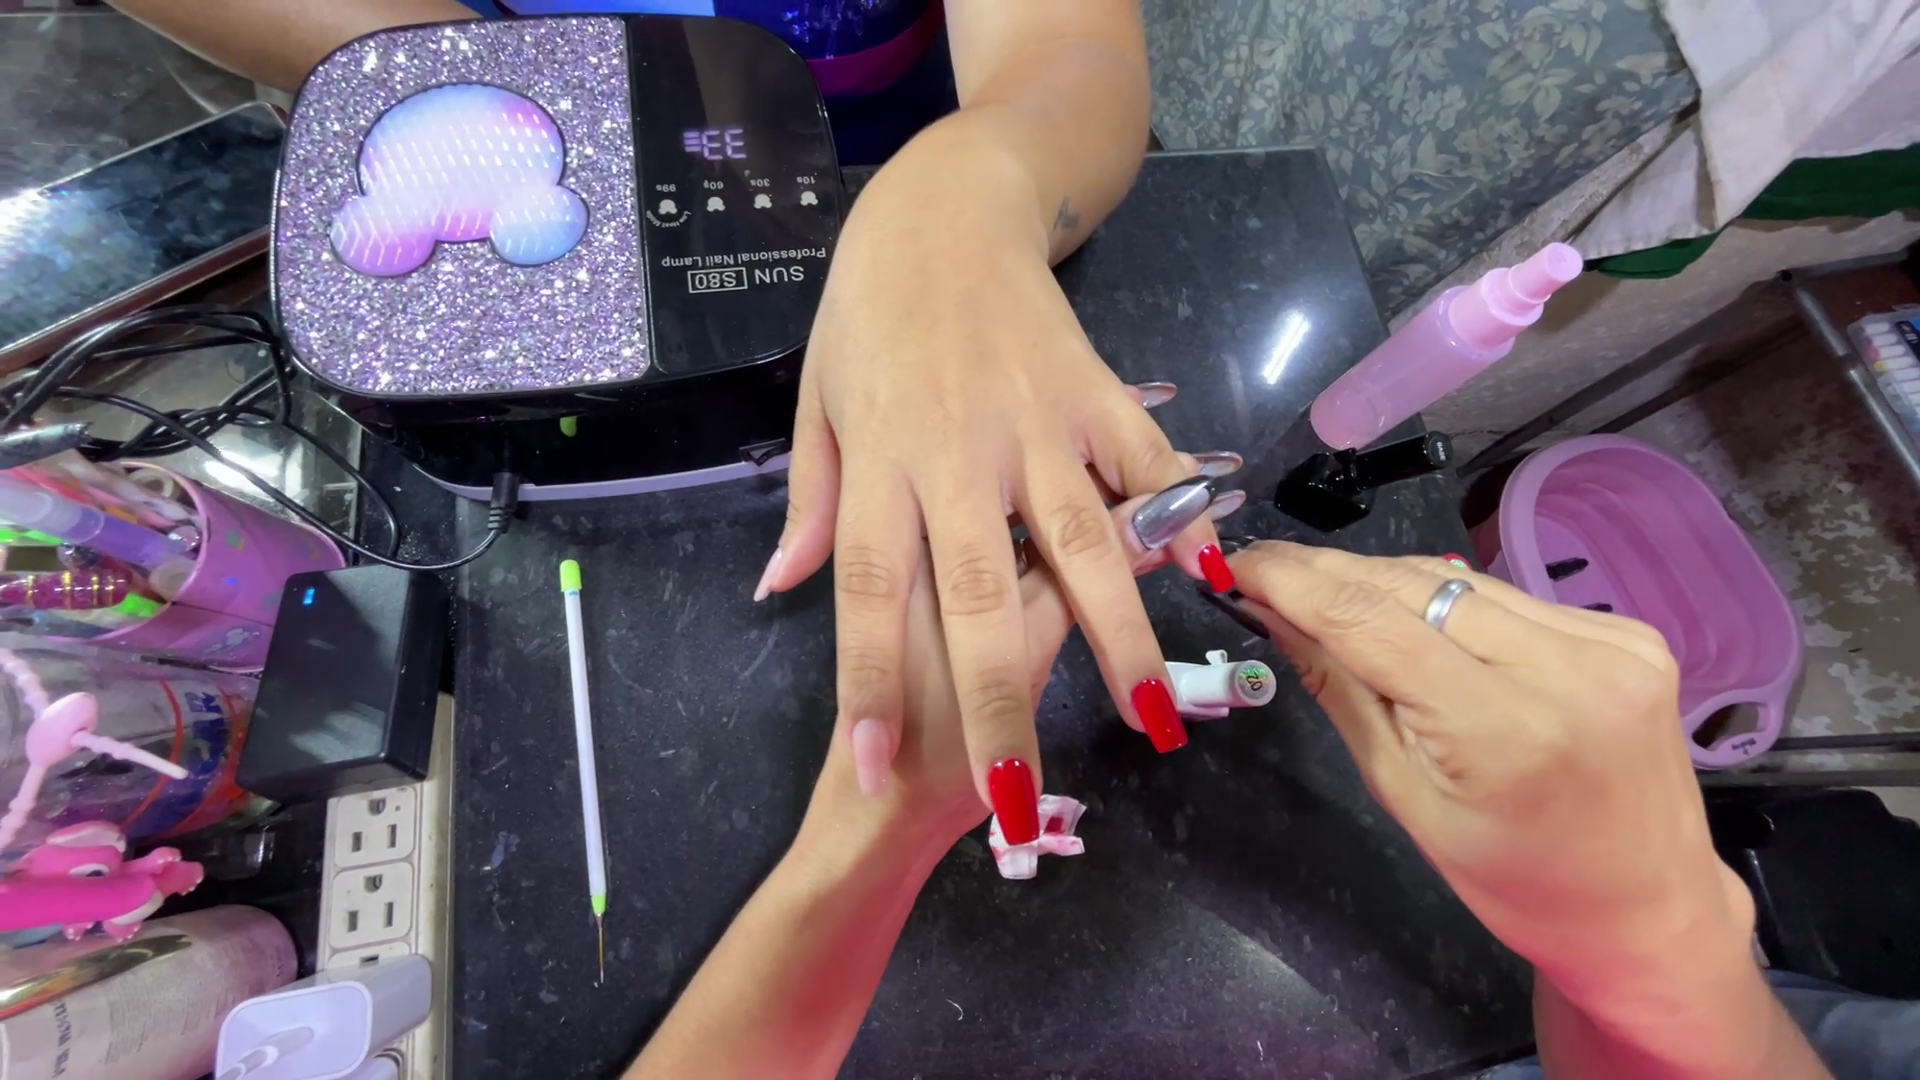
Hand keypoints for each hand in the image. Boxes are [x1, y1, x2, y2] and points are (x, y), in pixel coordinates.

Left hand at [761, 136, 1224, 814]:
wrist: (941, 209)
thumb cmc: (868, 316)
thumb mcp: (817, 404)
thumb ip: (810, 502)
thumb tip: (781, 590)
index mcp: (877, 465)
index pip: (862, 593)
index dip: (865, 686)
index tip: (872, 772)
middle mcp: (955, 454)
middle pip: (972, 595)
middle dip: (995, 704)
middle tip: (1018, 797)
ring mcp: (1034, 421)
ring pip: (1079, 543)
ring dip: (1119, 634)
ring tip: (1155, 718)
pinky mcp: (1093, 388)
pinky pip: (1143, 458)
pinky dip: (1178, 512)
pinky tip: (1210, 573)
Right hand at [1224, 545, 1756, 1040]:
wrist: (1646, 908)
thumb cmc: (1505, 875)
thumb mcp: (1397, 788)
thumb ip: (1334, 684)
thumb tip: (1267, 611)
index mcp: (1501, 728)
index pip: (1367, 619)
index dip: (1289, 580)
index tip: (1234, 562)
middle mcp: (1565, 666)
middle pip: (1404, 585)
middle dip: (1320, 572)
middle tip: (1259, 570)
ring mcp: (1606, 641)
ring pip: (1446, 579)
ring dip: (1370, 579)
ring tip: (1317, 591)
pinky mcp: (1623, 631)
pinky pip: (1492, 594)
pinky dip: (1431, 596)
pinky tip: (1401, 616)